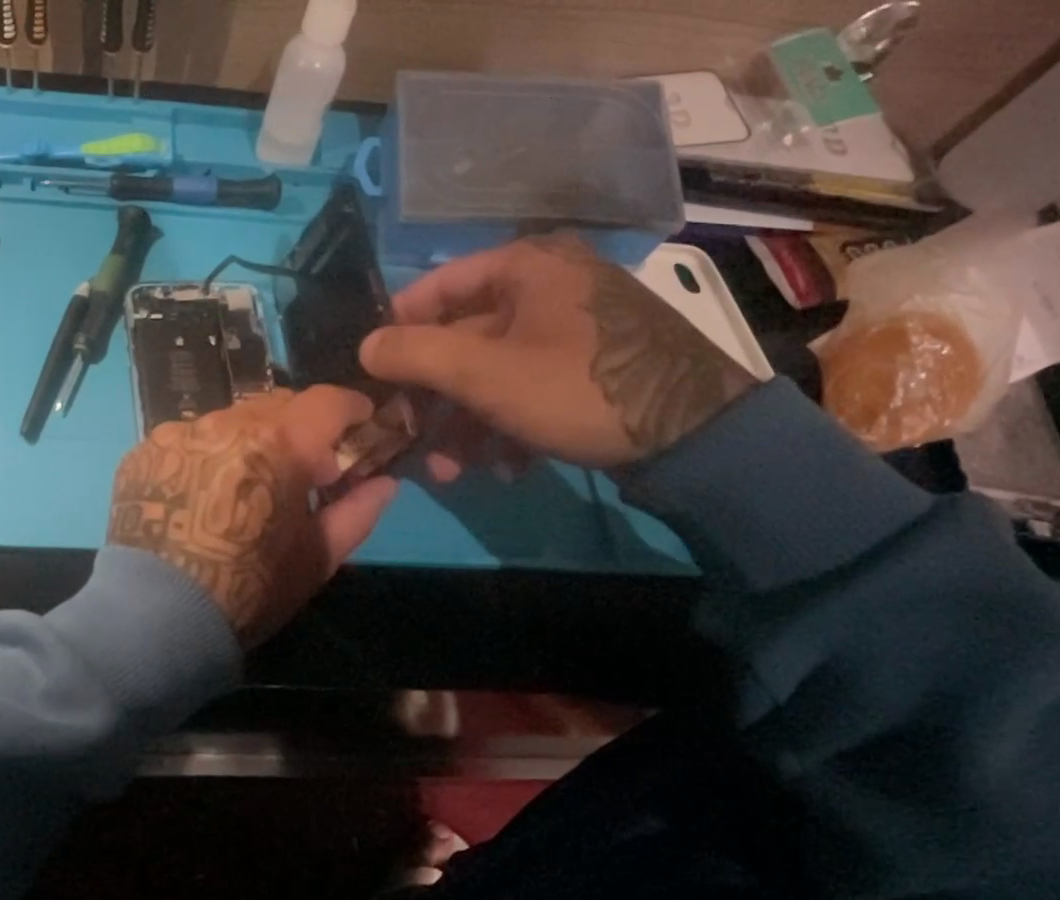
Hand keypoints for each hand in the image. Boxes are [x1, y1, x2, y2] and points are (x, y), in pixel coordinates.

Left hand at [107, 387, 399, 646]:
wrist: (156, 619)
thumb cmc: (248, 591)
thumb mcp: (316, 558)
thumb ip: (357, 512)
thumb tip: (385, 483)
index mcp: (276, 445)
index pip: (327, 401)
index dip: (352, 411)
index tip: (360, 431)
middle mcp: (223, 425)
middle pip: (276, 407)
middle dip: (300, 430)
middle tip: (304, 471)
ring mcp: (176, 436)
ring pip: (228, 420)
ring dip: (249, 443)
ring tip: (246, 489)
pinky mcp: (142, 455)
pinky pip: (187, 441)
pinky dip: (206, 459)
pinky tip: (202, 498)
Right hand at [360, 235, 755, 469]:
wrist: (694, 434)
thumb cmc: (577, 387)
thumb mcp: (484, 373)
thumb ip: (415, 355)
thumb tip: (364, 347)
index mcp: (526, 267)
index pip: (436, 287)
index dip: (397, 331)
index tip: (372, 376)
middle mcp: (548, 287)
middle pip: (463, 340)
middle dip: (435, 400)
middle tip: (413, 443)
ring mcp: (573, 329)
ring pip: (492, 373)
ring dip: (466, 425)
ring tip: (457, 473)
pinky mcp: (590, 368)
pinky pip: (527, 389)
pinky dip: (508, 426)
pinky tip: (510, 466)